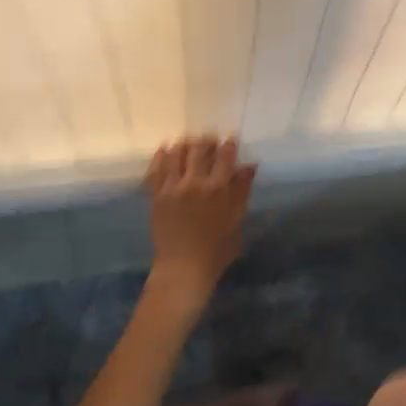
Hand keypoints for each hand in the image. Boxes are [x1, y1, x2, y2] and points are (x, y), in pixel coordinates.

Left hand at [143, 136, 255, 311]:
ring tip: (188, 140)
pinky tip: (165, 148)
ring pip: (177, 154)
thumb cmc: (216, 249)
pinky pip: (157, 169)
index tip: (230, 138)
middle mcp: (195, 182)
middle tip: (209, 137)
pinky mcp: (157, 195)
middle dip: (206, 140)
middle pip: (200, 150)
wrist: (183, 268)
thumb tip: (249, 165)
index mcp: (218, 189)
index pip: (224, 156)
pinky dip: (162, 155)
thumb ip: (242, 190)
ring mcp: (173, 187)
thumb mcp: (236, 220)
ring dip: (184, 144)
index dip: (228, 144)